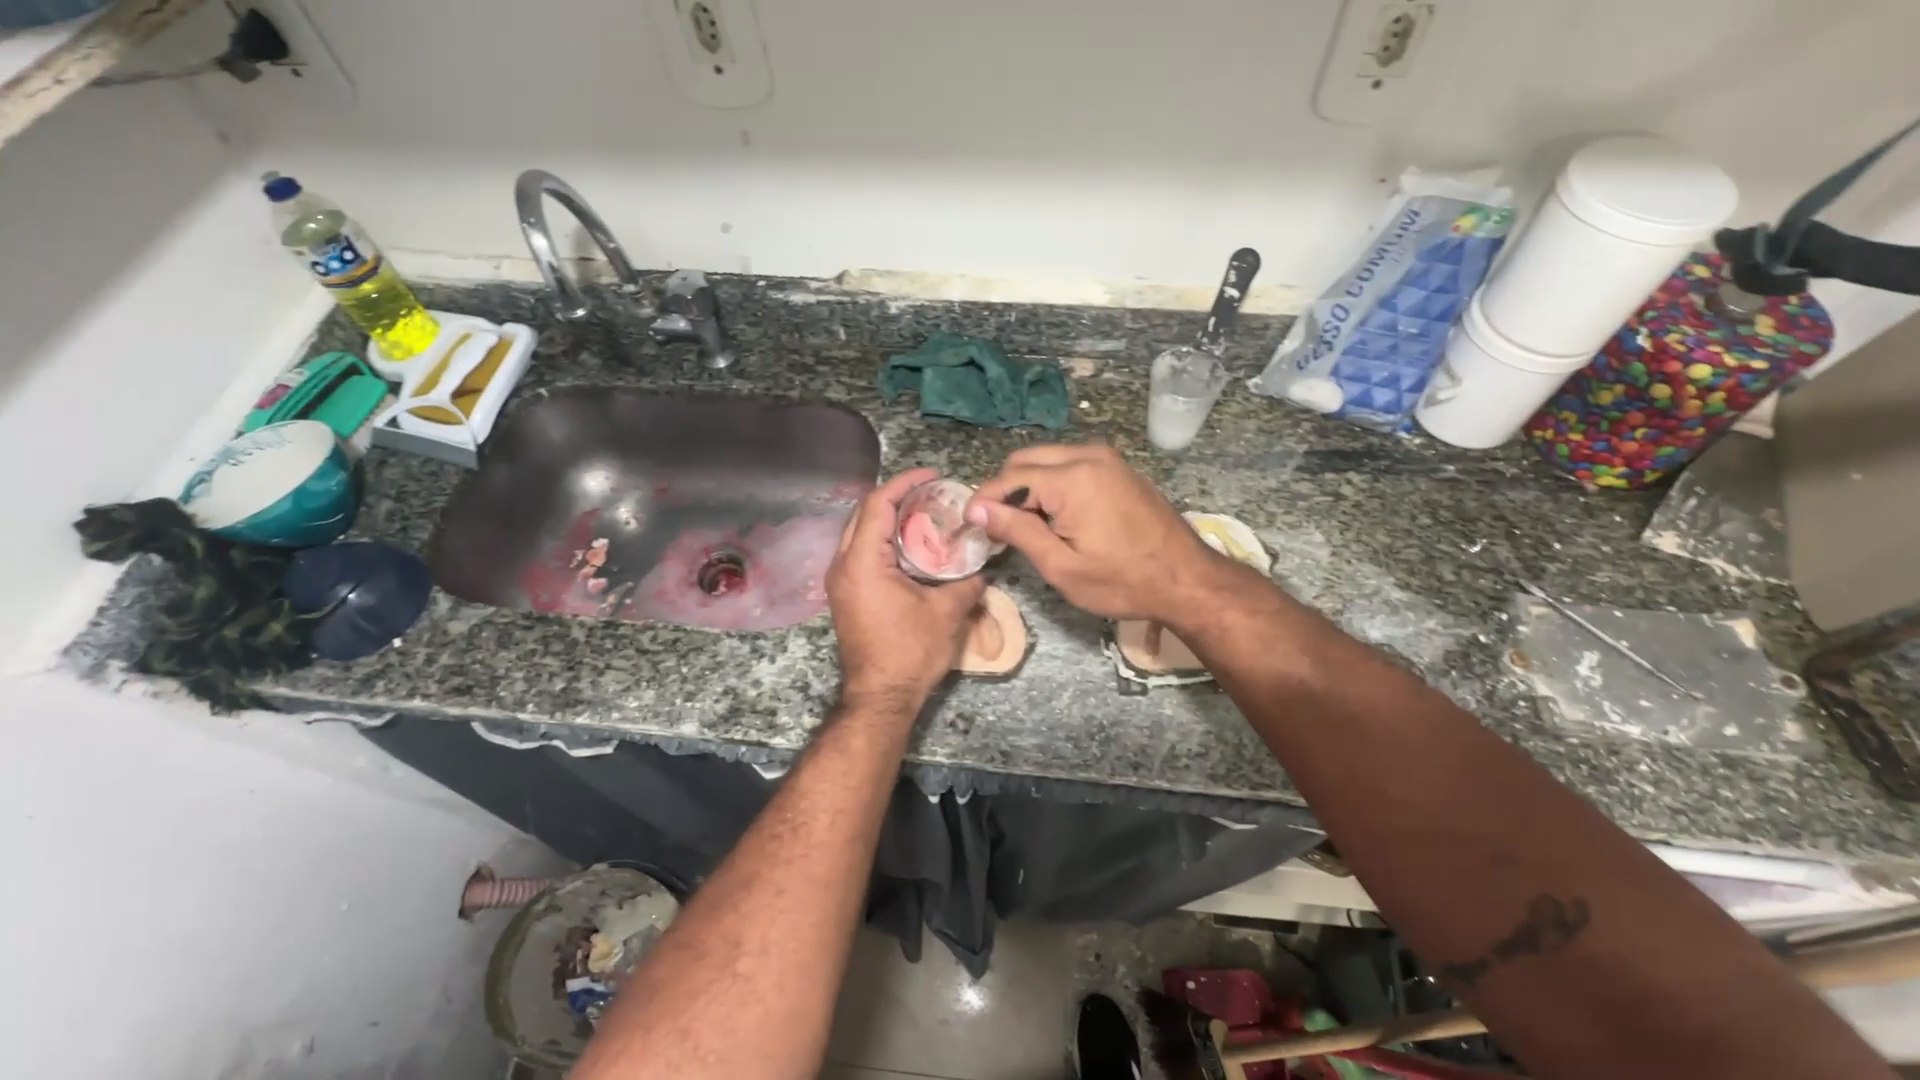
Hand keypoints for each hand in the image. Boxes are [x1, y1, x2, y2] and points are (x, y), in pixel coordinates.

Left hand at [827, 468, 987, 710]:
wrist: (880, 697)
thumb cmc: (910, 653)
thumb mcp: (946, 613)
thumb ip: (966, 583)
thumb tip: (981, 569)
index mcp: (862, 562)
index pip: (877, 504)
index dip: (904, 483)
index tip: (932, 475)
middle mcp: (842, 565)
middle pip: (863, 513)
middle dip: (895, 496)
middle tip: (929, 492)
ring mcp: (839, 582)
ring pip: (858, 532)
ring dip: (887, 518)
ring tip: (922, 514)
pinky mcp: (844, 596)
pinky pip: (860, 552)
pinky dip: (882, 540)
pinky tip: (910, 546)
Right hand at [964, 445, 1223, 620]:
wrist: (1186, 579)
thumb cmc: (1122, 581)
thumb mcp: (1061, 566)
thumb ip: (1017, 531)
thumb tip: (978, 509)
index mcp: (1072, 478)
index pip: (1008, 478)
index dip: (985, 503)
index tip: (973, 529)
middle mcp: (1087, 455)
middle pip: (1024, 460)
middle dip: (1005, 491)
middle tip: (999, 530)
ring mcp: (1106, 458)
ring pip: (1046, 460)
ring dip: (1028, 486)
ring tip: (1026, 526)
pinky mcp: (1117, 467)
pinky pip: (1069, 464)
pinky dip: (1052, 483)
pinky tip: (1055, 517)